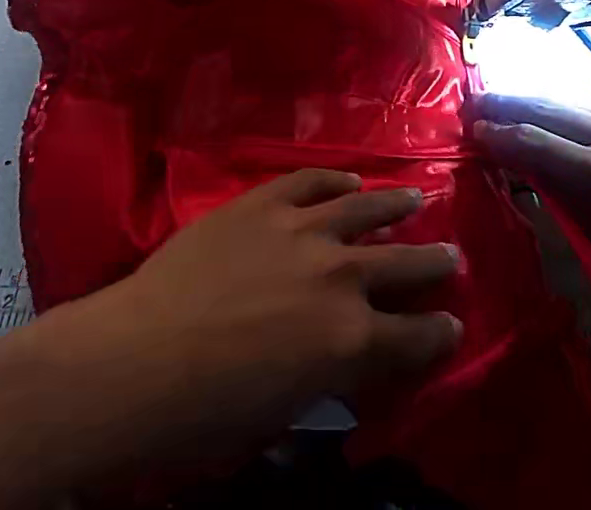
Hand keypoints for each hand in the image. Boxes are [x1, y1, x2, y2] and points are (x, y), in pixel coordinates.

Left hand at [37, 169, 461, 474]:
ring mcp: (302, 230)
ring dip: (395, 205)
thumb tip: (347, 360)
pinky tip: (349, 179)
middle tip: (452, 255)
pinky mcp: (264, 203)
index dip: (439, 332)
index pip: (416, 336)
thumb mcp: (286, 412)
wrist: (138, 357)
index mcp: (351, 340)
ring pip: (365, 209)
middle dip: (434, 263)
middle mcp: (341, 276)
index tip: (452, 323)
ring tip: (415, 197)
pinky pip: (311, 181)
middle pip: (404, 264)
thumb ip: (328, 377)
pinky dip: (335, 179)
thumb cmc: (207, 411)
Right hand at [471, 93, 590, 307]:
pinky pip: (588, 106)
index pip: (533, 140)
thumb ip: (557, 195)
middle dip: (502, 102)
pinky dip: (557, 108)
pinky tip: (543, 112)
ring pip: (565, 100)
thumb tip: (517, 168)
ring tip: (498, 102)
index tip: (470, 130)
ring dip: (527, 99)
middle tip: (471, 103)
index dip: (496, 132)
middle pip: (544, 106)